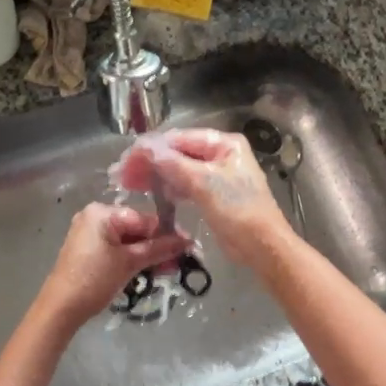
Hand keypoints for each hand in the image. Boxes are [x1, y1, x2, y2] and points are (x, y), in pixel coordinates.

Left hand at [38, 204, 190, 324]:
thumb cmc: (94, 280)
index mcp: (102, 212)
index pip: (143, 218)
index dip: (166, 233)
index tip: (187, 246)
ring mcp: (89, 232)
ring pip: (127, 239)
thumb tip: (187, 241)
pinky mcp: (87, 249)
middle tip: (178, 262)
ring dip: (146, 254)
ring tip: (166, 269)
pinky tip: (147, 269)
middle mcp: (94, 215)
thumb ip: (158, 249)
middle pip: (136, 227)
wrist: (60, 309)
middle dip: (157, 245)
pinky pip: (116, 247)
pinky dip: (131, 257)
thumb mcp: (129, 263)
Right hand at [113, 129, 290, 267]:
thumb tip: (145, 147)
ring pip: (179, 169)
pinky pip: (186, 184)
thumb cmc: (237, 210)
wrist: (262, 247)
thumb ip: (173, 163)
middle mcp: (221, 154)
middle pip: (178, 152)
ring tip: (130, 183)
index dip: (151, 148)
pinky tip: (152, 192)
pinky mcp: (213, 195)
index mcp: (224, 144)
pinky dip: (169, 187)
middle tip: (122, 175)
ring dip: (156, 174)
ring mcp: (217, 175)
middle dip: (151, 162)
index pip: (180, 138)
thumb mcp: (204, 183)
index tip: (126, 160)